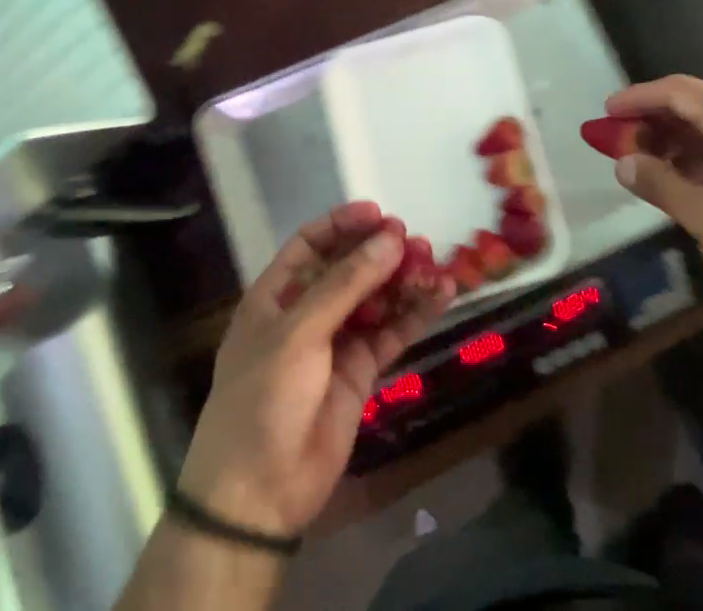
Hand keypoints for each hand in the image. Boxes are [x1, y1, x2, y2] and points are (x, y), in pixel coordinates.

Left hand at [178, 202, 452, 534]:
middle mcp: (307, 314)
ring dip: (405, 281)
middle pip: (350, 270)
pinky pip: (393, 333)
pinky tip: (442, 295)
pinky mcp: (361, 372)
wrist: (259, 489)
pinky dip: (417, 314)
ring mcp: (336, 343)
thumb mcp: (298, 334)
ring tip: (436, 266)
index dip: (343, 225)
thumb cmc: (263, 398)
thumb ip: (347, 285)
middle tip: (417, 243)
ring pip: (377, 300)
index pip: (310, 246)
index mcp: (275, 298)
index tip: (380, 214)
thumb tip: (392, 238)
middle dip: (382, 253)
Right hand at [605, 75, 702, 311]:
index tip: (607, 112)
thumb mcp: (701, 213)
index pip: (680, 91)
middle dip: (656, 121)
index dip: (639, 98)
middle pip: (699, 103)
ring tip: (646, 164)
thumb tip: (623, 164)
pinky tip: (684, 178)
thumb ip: (658, 182)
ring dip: (679, 140)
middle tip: (621, 144)